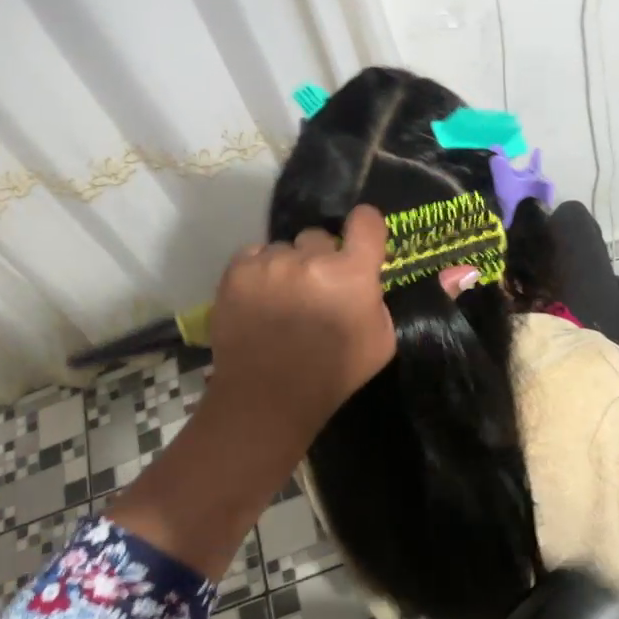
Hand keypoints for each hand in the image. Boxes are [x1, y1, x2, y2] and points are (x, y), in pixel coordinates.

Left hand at [206, 205, 397, 433]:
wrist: (269, 396)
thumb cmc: (333, 375)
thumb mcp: (381, 343)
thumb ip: (378, 302)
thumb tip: (367, 282)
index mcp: (352, 274)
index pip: (366, 222)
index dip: (365, 227)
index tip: (360, 238)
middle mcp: (311, 258)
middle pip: (319, 237)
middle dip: (321, 259)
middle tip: (316, 291)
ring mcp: (270, 262)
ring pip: (284, 249)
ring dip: (288, 268)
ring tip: (283, 302)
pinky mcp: (237, 271)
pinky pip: (254, 256)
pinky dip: (259, 273)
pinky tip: (261, 302)